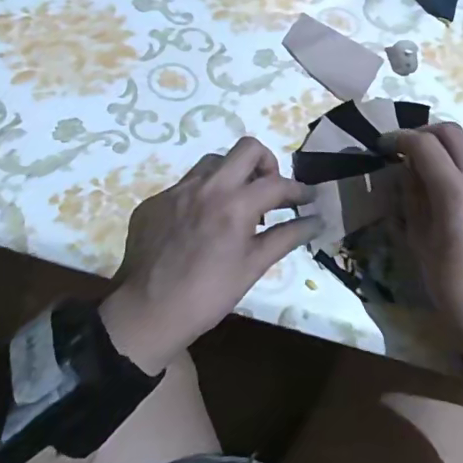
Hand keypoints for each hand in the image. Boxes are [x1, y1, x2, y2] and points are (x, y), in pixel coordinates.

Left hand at [98, 137, 317, 373]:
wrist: (146, 313)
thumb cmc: (207, 295)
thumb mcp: (253, 267)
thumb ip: (286, 237)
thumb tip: (317, 221)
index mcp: (234, 204)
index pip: (277, 183)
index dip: (299, 190)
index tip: (309, 198)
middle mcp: (206, 186)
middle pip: (246, 149)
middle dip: (266, 163)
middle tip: (270, 189)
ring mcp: (175, 191)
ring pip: (213, 163)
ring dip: (231, 175)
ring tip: (235, 206)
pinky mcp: (154, 202)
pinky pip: (185, 186)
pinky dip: (201, 197)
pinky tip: (200, 225)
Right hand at [394, 124, 462, 377]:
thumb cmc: (447, 282)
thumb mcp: (417, 237)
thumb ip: (412, 195)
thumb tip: (406, 168)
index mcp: (456, 194)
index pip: (425, 145)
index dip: (400, 138)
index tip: (384, 145)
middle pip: (452, 132)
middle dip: (423, 133)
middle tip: (404, 148)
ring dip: (444, 146)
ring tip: (425, 165)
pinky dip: (460, 164)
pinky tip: (447, 187)